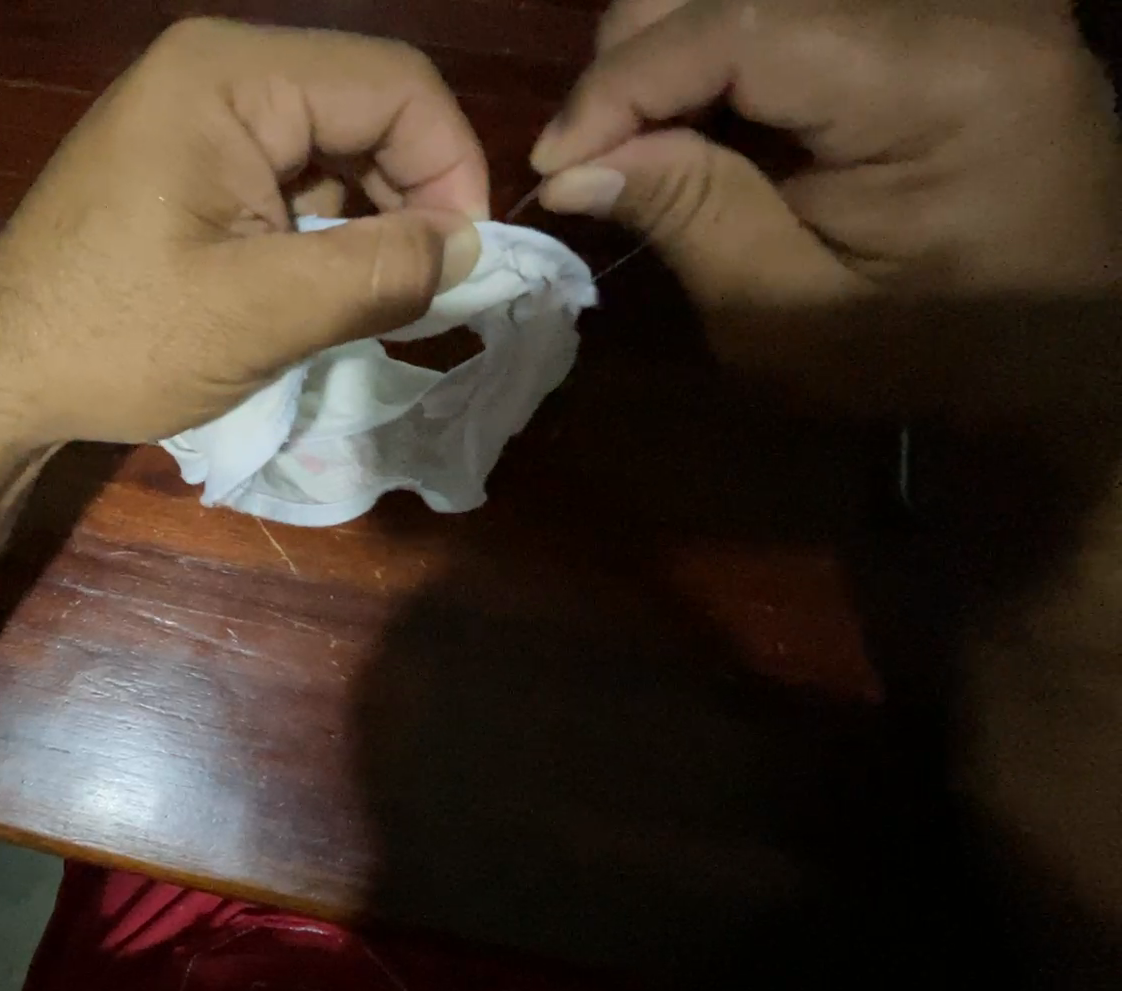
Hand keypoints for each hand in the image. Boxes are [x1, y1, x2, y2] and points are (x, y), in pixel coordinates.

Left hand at [0, 18, 489, 446]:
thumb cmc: (118, 341)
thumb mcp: (261, 312)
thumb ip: (378, 273)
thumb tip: (466, 249)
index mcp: (228, 77)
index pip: (391, 84)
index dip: (449, 166)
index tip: (465, 260)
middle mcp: (206, 80)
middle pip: (354, 116)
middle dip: (402, 201)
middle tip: (419, 292)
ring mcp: (180, 129)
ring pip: (315, 161)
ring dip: (353, 230)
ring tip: (361, 304)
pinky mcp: (168, 179)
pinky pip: (267, 192)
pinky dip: (304, 241)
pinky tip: (304, 295)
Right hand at [530, 0, 1121, 414]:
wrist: (1044, 346)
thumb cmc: (913, 352)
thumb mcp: (778, 311)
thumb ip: (687, 216)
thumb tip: (569, 170)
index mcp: (940, 84)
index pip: (743, 26)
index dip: (621, 85)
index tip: (549, 165)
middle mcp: (961, 3)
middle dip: (632, 64)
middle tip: (593, 161)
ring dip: (661, 61)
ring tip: (636, 147)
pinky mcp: (925, 14)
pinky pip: (777, 11)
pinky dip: (703, 63)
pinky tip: (689, 127)